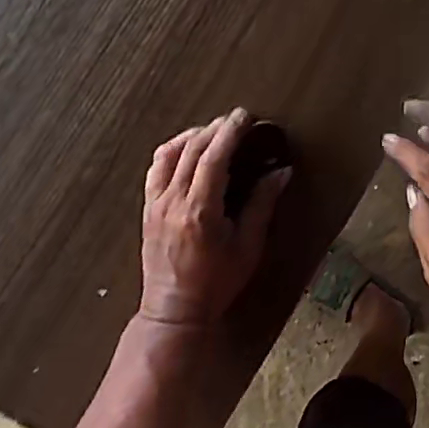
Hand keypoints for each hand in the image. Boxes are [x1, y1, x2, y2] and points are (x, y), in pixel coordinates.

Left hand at [139, 108, 292, 325]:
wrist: (174, 310)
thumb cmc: (216, 284)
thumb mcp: (248, 248)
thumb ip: (262, 205)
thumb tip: (281, 172)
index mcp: (200, 211)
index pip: (213, 157)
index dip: (230, 131)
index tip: (246, 116)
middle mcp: (173, 201)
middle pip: (192, 148)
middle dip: (216, 127)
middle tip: (237, 119)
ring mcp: (156, 203)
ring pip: (170, 153)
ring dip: (193, 135)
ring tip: (214, 130)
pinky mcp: (147, 207)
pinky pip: (156, 168)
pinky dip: (172, 150)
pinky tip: (186, 149)